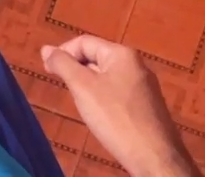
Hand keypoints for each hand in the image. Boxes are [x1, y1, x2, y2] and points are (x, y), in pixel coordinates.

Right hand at [42, 35, 198, 176]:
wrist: (158, 162)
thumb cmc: (116, 119)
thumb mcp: (82, 87)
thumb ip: (62, 64)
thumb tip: (46, 49)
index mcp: (122, 54)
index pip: (83, 42)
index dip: (62, 53)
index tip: (48, 70)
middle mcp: (137, 66)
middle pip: (95, 59)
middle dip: (76, 72)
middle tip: (65, 89)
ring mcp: (146, 89)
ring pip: (106, 78)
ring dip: (89, 88)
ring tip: (82, 106)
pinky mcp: (149, 109)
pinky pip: (119, 95)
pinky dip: (104, 101)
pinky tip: (103, 119)